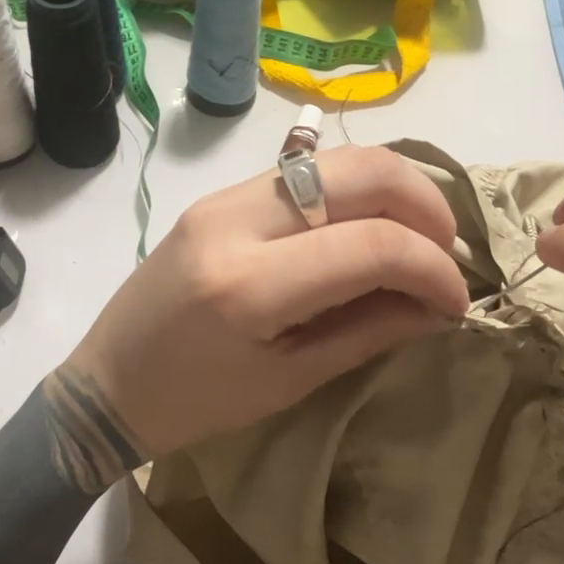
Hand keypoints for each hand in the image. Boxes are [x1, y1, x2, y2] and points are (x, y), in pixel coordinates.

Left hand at [49, 145, 468, 491]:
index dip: (433, 268)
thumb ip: (369, 332)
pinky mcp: (217, 195)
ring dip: (395, 189)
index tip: (457, 301)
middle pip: (362, 172)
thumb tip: (437, 304)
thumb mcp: (289, 381)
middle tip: (447, 254)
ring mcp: (222, 197)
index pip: (371, 244)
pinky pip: (304, 173)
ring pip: (336, 159)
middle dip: (426, 205)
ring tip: (418, 238)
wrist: (106, 383)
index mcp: (249, 285)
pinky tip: (370, 227)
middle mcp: (235, 221)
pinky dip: (353, 191)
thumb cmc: (195, 404)